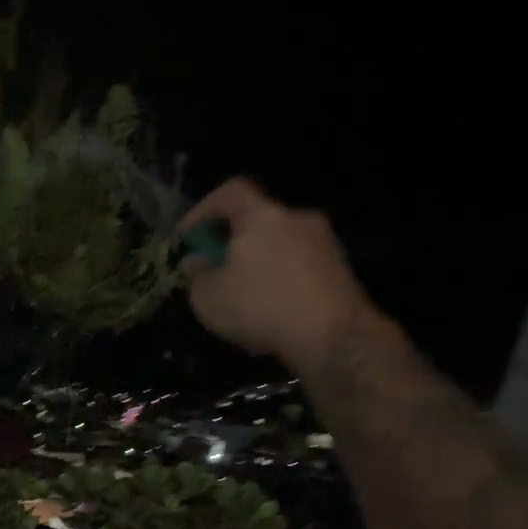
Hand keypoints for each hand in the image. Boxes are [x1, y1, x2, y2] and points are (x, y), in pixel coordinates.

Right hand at [179, 177, 372, 374]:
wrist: (333, 335)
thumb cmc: (259, 306)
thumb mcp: (207, 297)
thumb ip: (196, 275)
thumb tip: (196, 261)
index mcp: (262, 217)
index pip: (230, 193)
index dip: (203, 210)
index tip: (188, 237)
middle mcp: (297, 219)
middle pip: (256, 222)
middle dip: (231, 246)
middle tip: (214, 275)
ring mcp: (323, 242)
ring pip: (277, 248)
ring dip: (255, 268)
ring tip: (241, 305)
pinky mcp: (339, 268)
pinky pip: (297, 268)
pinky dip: (278, 284)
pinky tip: (269, 318)